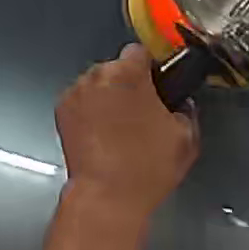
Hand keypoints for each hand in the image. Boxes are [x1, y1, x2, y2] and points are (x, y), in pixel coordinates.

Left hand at [55, 44, 199, 222]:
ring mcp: (76, 90)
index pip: (140, 51)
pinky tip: (99, 135)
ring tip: (118, 128)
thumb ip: (187, 111)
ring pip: (98, 83)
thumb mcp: (185, 138)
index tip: (156, 85)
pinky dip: (89, 110)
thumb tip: (181, 104)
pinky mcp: (61, 108)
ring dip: (107, 96)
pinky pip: (81, 100)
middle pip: (117, 68)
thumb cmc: (147, 167)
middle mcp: (98, 74)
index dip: (150, 67)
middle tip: (140, 113)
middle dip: (128, 84)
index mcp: (128, 72)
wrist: (106, 198)